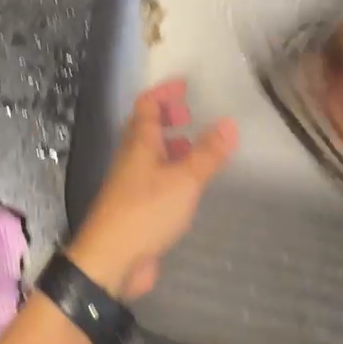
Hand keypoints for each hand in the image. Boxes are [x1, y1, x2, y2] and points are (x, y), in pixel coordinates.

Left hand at [65, 78, 237, 300]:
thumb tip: (230, 122)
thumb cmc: (145, 211)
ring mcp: (133, 180)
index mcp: (139, 141)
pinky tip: (189, 183)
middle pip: (147, 125)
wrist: (112, 259)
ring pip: (152, 151)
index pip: (147, 104)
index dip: (164, 91)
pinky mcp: (138, 205)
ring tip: (197, 146)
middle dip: (168, 115)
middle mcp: (133, 155)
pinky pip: (156, 175)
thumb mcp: (183, 180)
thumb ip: (207, 154)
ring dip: (171, 143)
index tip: (186, 84)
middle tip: (192, 114)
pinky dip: (172, 169)